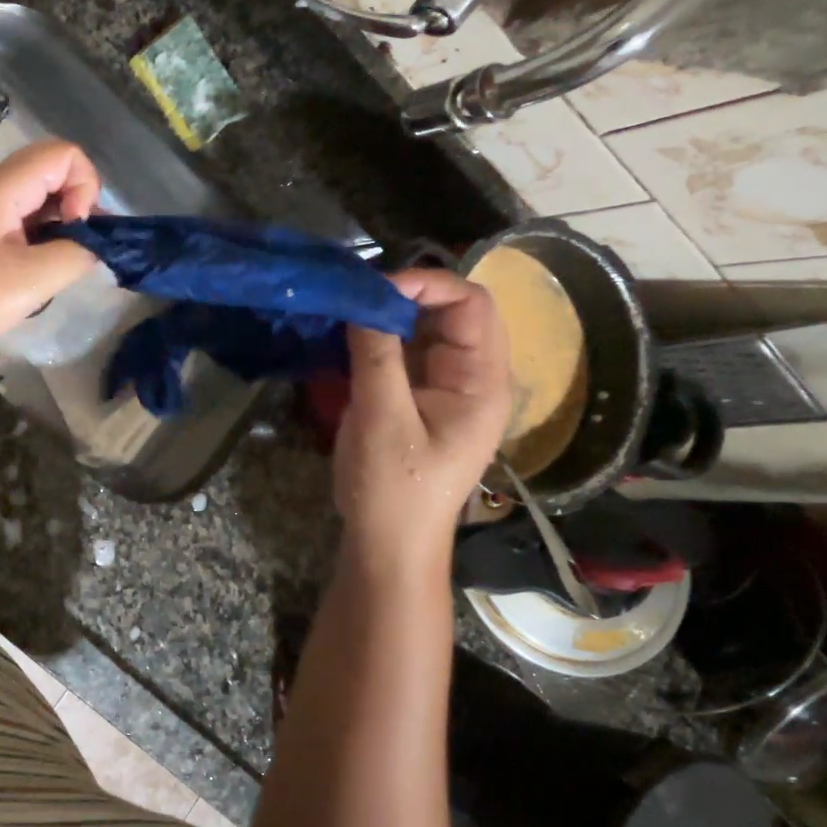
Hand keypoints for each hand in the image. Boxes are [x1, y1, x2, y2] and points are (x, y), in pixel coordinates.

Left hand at [0, 141, 101, 375]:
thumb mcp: (31, 281)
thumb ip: (76, 253)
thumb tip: (96, 245)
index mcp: (0, 188)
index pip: (64, 154)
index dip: (85, 187)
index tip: (77, 232)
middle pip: (52, 170)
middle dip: (77, 204)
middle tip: (75, 248)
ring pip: (38, 197)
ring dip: (60, 224)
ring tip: (58, 265)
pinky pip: (22, 221)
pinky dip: (41, 238)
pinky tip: (38, 272)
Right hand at [331, 268, 510, 566]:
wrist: (389, 541)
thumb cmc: (393, 486)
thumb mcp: (381, 418)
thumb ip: (376, 355)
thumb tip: (363, 299)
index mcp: (482, 381)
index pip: (472, 304)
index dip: (426, 284)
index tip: (373, 288)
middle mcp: (472, 376)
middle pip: (450, 311)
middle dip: (403, 296)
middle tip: (352, 299)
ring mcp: (445, 387)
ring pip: (425, 329)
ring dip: (387, 315)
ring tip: (344, 314)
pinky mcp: (418, 397)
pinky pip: (404, 351)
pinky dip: (377, 337)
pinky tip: (345, 338)